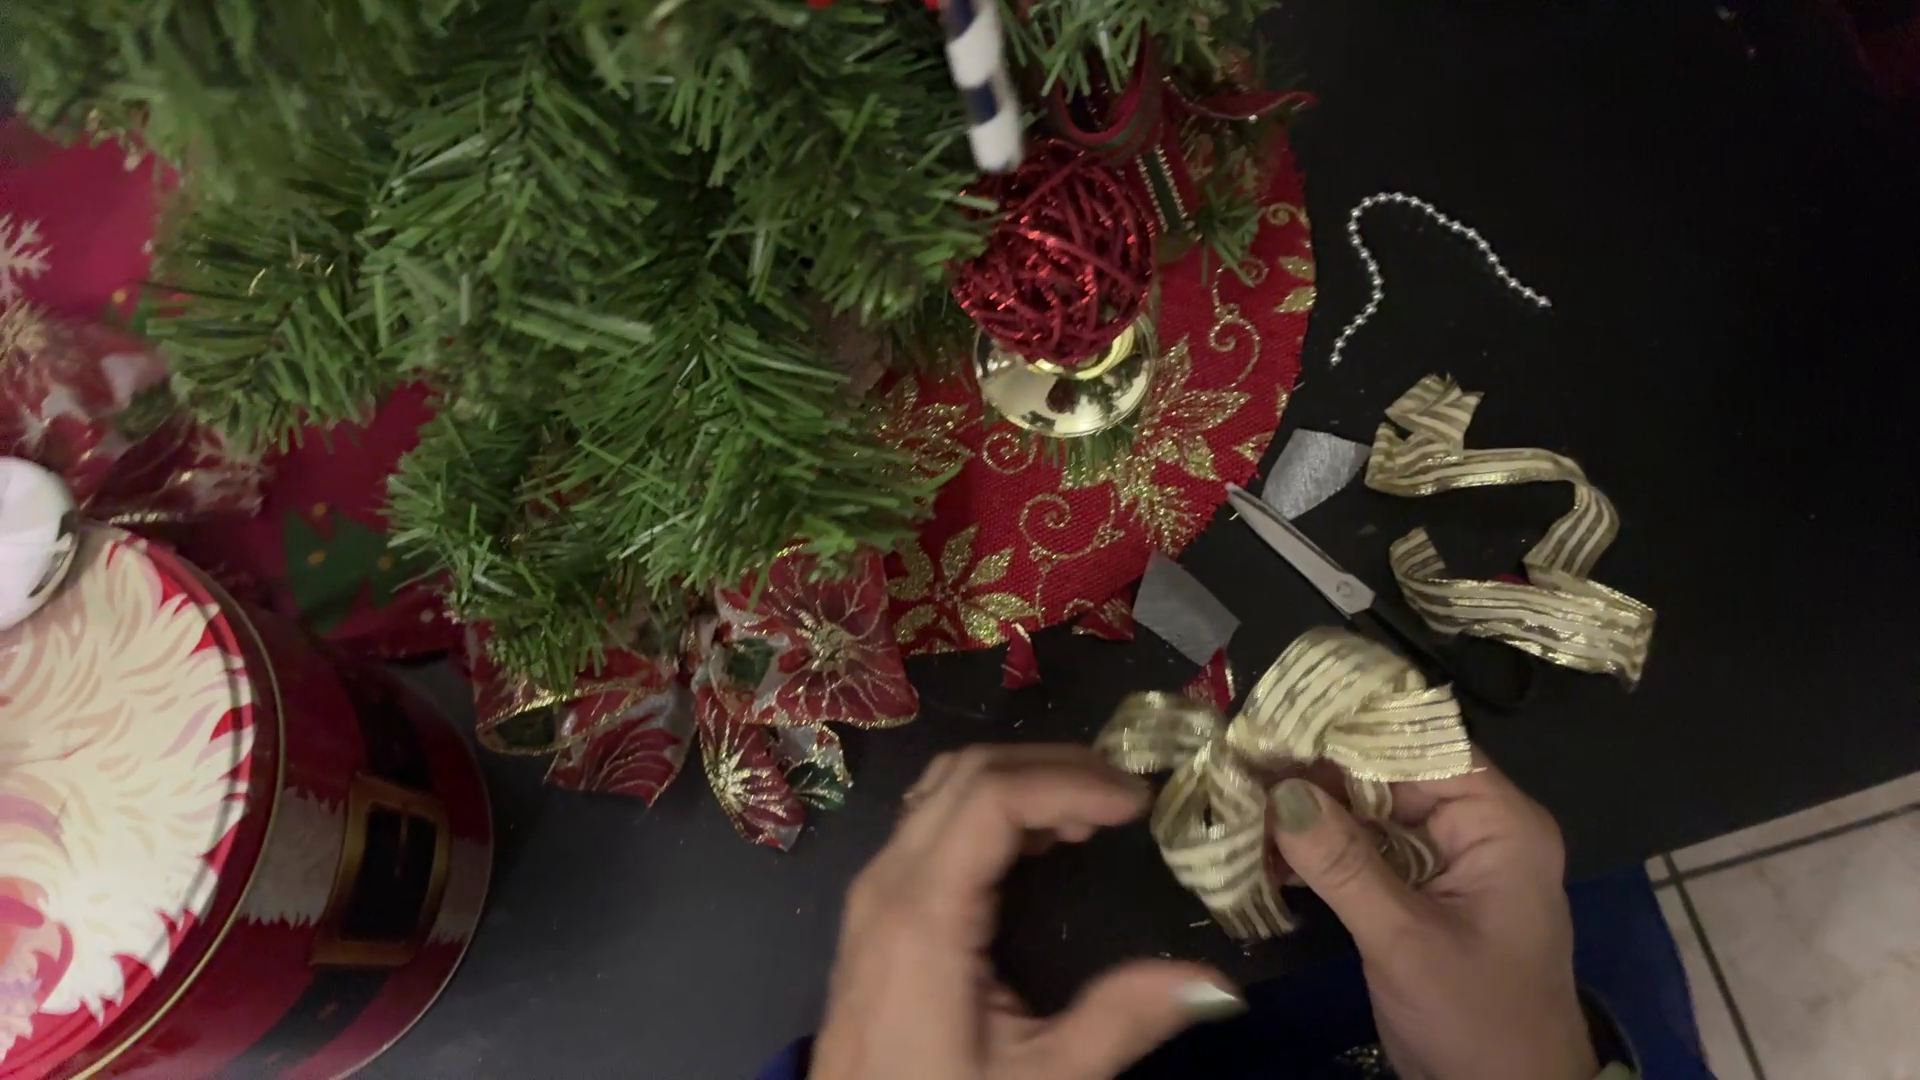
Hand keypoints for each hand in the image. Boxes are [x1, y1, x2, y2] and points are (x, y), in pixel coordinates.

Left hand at [812, 745, 1244, 1079]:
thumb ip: (1121, 1022)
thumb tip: (1217, 982)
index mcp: (924, 913)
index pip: (993, 799)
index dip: (1068, 783)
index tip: (1134, 800)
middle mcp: (890, 875)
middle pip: (970, 772)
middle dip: (1053, 766)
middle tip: (1123, 793)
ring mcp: (877, 878)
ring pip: (947, 782)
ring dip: (1021, 776)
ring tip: (1090, 808)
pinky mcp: (879, 892)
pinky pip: (933, 811)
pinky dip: (990, 800)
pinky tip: (1038, 835)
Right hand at [1267, 757, 1598, 1079]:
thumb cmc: (1481, 1025)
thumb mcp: (1407, 943)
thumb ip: (1343, 865)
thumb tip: (1277, 791)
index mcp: (1494, 821)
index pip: (1415, 741)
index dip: (1345, 726)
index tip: (1272, 722)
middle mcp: (1466, 822)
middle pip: (1378, 767)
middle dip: (1309, 766)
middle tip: (1238, 759)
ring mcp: (1435, 851)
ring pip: (1357, 802)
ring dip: (1300, 802)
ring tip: (1236, 790)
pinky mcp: (1407, 880)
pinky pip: (1351, 840)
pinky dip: (1308, 840)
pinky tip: (1259, 838)